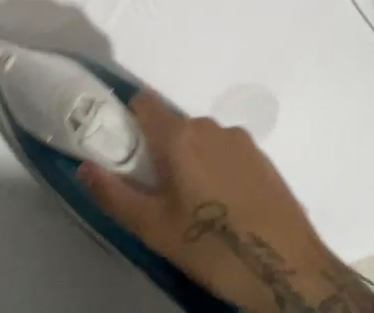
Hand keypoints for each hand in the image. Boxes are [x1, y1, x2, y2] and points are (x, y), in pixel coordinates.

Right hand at [80, 92, 373, 312]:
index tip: (126, 152)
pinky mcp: (264, 158)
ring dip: (192, 159)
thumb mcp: (155, 229)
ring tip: (196, 206)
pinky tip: (225, 207)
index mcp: (179, 135)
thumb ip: (114, 194)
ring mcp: (240, 140)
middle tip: (160, 193)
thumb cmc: (215, 248)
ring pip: (201, 139)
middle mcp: (209, 126)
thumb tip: (82, 166)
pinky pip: (227, 151)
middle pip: (172, 124)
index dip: (129, 120)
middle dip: (161, 149)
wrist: (291, 271)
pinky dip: (218, 168)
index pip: (143, 101)